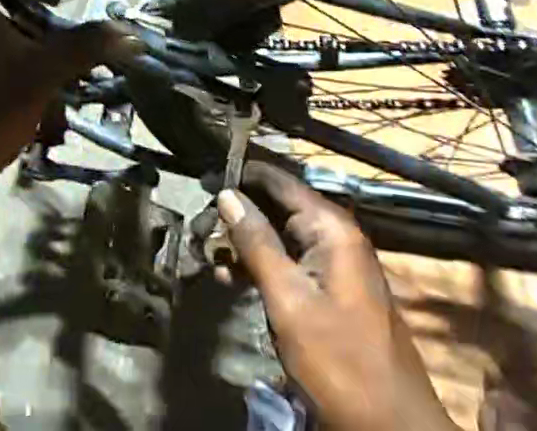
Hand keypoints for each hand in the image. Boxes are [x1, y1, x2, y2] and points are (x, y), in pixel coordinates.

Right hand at [219, 162, 459, 430]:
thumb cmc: (339, 361)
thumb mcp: (289, 300)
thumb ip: (256, 243)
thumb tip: (227, 194)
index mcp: (332, 229)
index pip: (278, 181)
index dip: (239, 176)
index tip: (202, 180)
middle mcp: (335, 237)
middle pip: (276, 205)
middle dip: (236, 212)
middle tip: (197, 223)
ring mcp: (333, 264)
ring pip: (277, 235)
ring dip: (242, 242)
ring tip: (204, 250)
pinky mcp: (328, 290)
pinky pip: (287, 262)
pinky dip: (258, 266)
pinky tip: (228, 277)